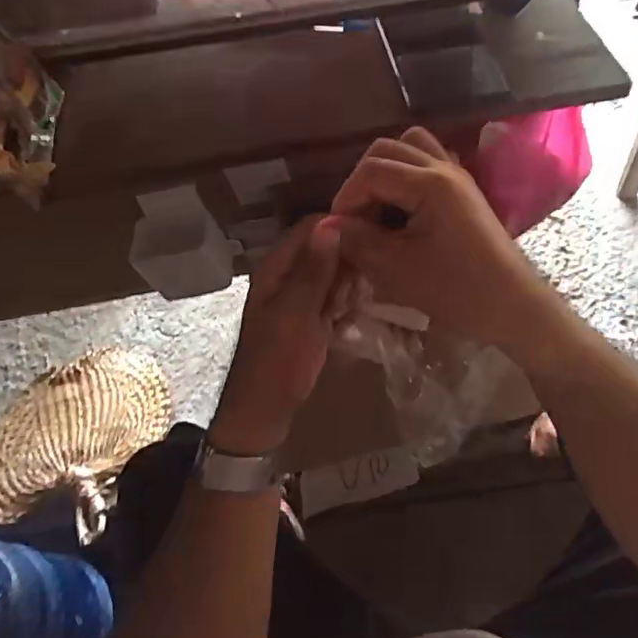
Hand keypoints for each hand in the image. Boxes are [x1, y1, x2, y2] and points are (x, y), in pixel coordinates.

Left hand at [209, 216, 345, 455]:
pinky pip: (336, 298)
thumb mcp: (296, 312)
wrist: (264, 412)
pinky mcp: (313, 318)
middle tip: (361, 284)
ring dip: (349, 286)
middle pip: (326, 250)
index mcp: (277, 267)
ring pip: (335, 275)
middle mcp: (289, 276)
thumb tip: (332, 224)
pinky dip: (347, 305)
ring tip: (353, 306)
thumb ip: (314, 270)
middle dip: (348, 262)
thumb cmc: (276, 362)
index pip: (311, 228)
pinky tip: (351, 320)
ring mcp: (301, 298)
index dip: (340, 227)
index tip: (373, 235)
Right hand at [324, 128, 568, 358]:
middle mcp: (445, 168)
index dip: (346, 197)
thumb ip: (358, 241)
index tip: (338, 230)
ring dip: (386, 171)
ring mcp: (459, 176)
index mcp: (429, 183)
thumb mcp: (397, 269)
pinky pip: (429, 164)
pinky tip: (403, 211)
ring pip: (412, 148)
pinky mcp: (465, 192)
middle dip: (363, 180)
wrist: (513, 307)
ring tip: (377, 209)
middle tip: (355, 218)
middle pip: (388, 149)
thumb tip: (329, 225)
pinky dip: (408, 176)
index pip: (371, 171)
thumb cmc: (456, 290)